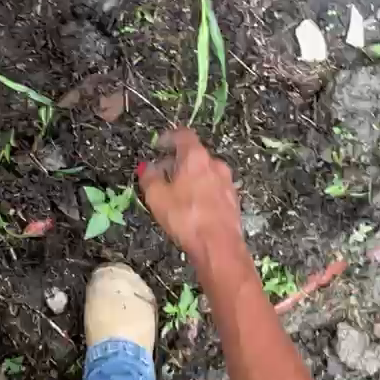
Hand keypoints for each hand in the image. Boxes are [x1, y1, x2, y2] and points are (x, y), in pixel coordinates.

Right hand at [138, 128, 244, 269]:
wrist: (219, 245)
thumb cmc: (185, 217)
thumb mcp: (157, 197)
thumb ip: (150, 177)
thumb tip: (147, 167)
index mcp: (196, 157)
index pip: (183, 135)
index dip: (169, 137)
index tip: (158, 145)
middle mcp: (215, 164)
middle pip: (194, 154)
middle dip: (177, 161)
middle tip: (162, 173)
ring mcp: (227, 181)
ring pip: (205, 171)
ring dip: (190, 176)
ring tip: (176, 192)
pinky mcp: (232, 198)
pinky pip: (213, 186)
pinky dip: (202, 189)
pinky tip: (193, 205)